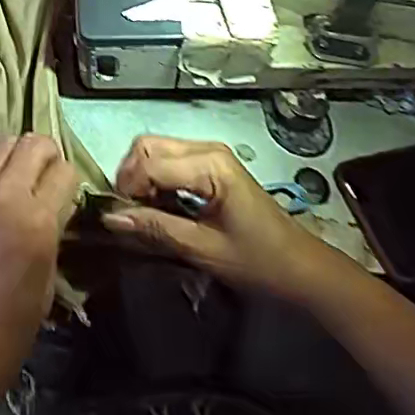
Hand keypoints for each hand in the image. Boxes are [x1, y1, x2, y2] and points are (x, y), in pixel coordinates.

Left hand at [0, 134, 79, 392]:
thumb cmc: (4, 330)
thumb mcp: (46, 284)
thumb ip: (52, 235)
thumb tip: (54, 211)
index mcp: (37, 220)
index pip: (65, 171)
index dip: (70, 181)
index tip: (67, 195)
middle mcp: (6, 194)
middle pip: (34, 142)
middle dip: (47, 155)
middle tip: (47, 177)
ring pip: (3, 142)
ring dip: (16, 154)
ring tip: (18, 177)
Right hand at [103, 135, 354, 303]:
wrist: (303, 268)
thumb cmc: (260, 262)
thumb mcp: (205, 250)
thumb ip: (157, 228)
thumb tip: (111, 218)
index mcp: (210, 165)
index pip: (150, 163)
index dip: (128, 188)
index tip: (119, 217)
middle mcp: (207, 148)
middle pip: (147, 145)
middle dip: (129, 175)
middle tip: (127, 210)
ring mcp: (209, 152)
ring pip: (154, 148)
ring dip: (139, 175)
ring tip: (140, 209)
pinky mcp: (209, 162)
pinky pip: (168, 158)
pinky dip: (153, 176)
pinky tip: (156, 203)